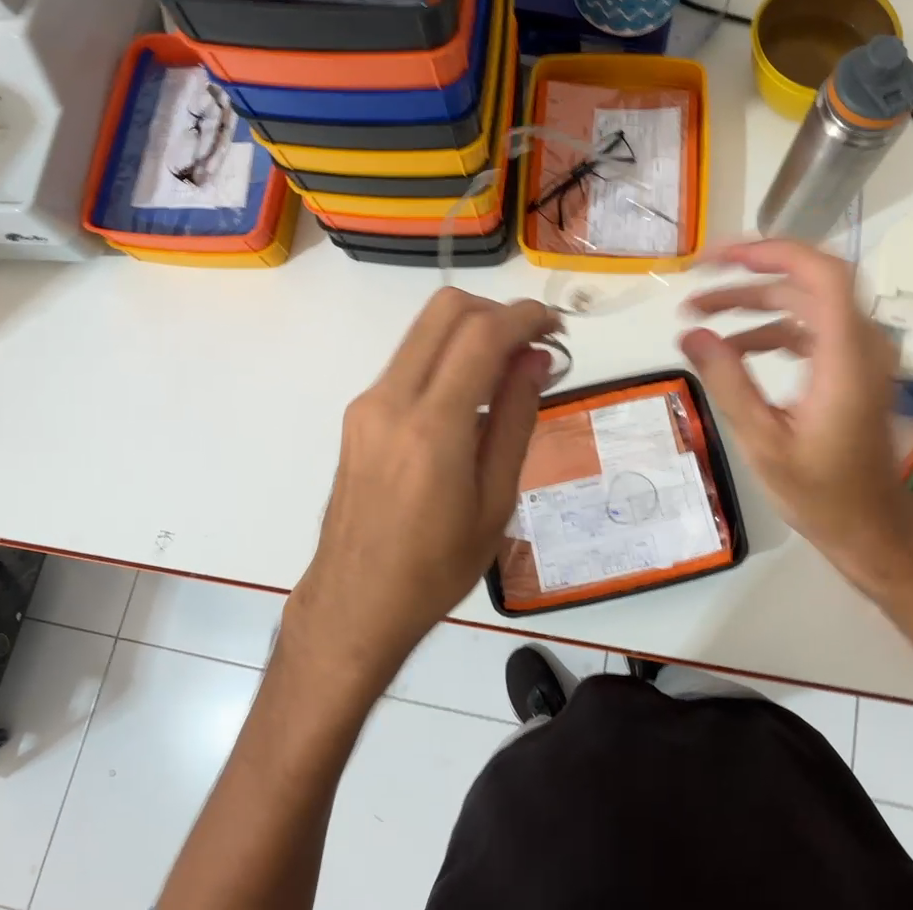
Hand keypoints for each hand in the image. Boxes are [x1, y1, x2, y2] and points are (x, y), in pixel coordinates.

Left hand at [287, 288, 559, 686]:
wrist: (355, 602)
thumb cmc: (437, 568)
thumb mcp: (495, 501)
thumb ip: (516, 420)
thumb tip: (537, 359)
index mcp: (432, 429)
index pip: (482, 335)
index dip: (526, 317)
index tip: (557, 329)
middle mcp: (391, 401)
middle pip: (445, 310)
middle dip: (497, 311)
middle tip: (534, 344)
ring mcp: (367, 404)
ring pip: (424, 330)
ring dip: (471, 330)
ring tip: (510, 370)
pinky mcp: (358, 414)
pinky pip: (409, 360)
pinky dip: (447, 356)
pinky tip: (473, 395)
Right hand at [679, 239, 912, 595]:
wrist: (872, 526)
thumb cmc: (821, 492)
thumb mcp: (763, 441)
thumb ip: (728, 381)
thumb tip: (691, 334)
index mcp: (845, 356)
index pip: (820, 273)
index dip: (771, 252)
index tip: (718, 259)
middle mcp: (861, 343)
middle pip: (805, 283)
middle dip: (746, 279)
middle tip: (693, 289)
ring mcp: (859, 354)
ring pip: (804, 304)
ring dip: (752, 305)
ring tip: (699, 319)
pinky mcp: (851, 368)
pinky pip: (809, 329)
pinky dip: (769, 329)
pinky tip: (732, 350)